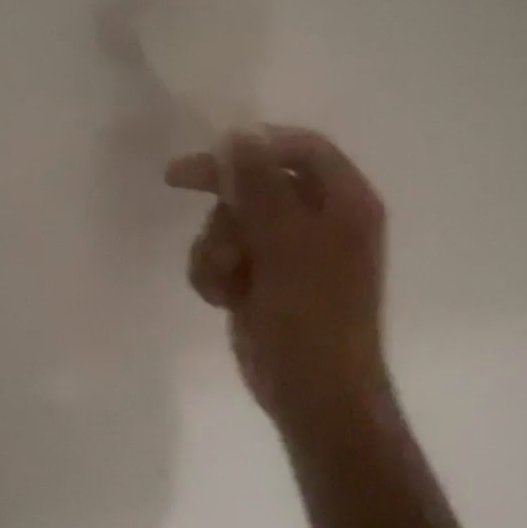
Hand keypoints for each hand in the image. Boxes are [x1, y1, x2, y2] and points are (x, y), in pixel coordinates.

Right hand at [166, 128, 389, 426]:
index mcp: (343, 202)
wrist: (314, 395)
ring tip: (224, 281)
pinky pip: (224, 258)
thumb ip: (260, 184)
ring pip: (231, 223)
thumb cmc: (313, 318)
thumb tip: (238, 132)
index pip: (298, 148)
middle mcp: (318, 222)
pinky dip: (214, 274)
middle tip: (183, 192)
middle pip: (256, 183)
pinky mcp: (260, 284)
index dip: (250, 145)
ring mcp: (287, 256)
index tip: (204, 156)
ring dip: (215, 248)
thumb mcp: (287, 243)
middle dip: (226, 207)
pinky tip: (219, 299)